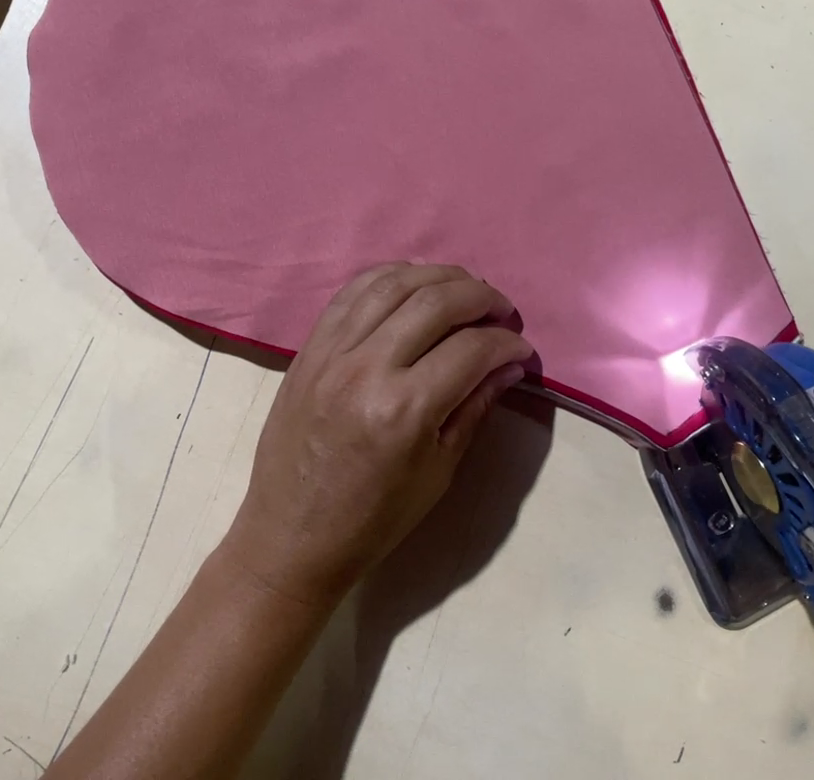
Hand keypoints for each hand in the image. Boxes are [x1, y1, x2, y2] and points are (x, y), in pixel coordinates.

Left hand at [223, 263, 533, 609]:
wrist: (291, 537)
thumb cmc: (374, 518)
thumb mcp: (439, 471)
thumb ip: (475, 406)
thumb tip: (511, 364)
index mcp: (405, 409)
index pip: (472, 349)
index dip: (507, 342)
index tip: (522, 347)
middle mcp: (367, 368)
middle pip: (436, 301)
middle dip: (481, 297)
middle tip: (502, 310)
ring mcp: (332, 353)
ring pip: (392, 283)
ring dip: (438, 276)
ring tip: (464, 289)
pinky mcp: (309, 348)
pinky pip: (351, 292)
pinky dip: (389, 277)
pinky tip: (413, 284)